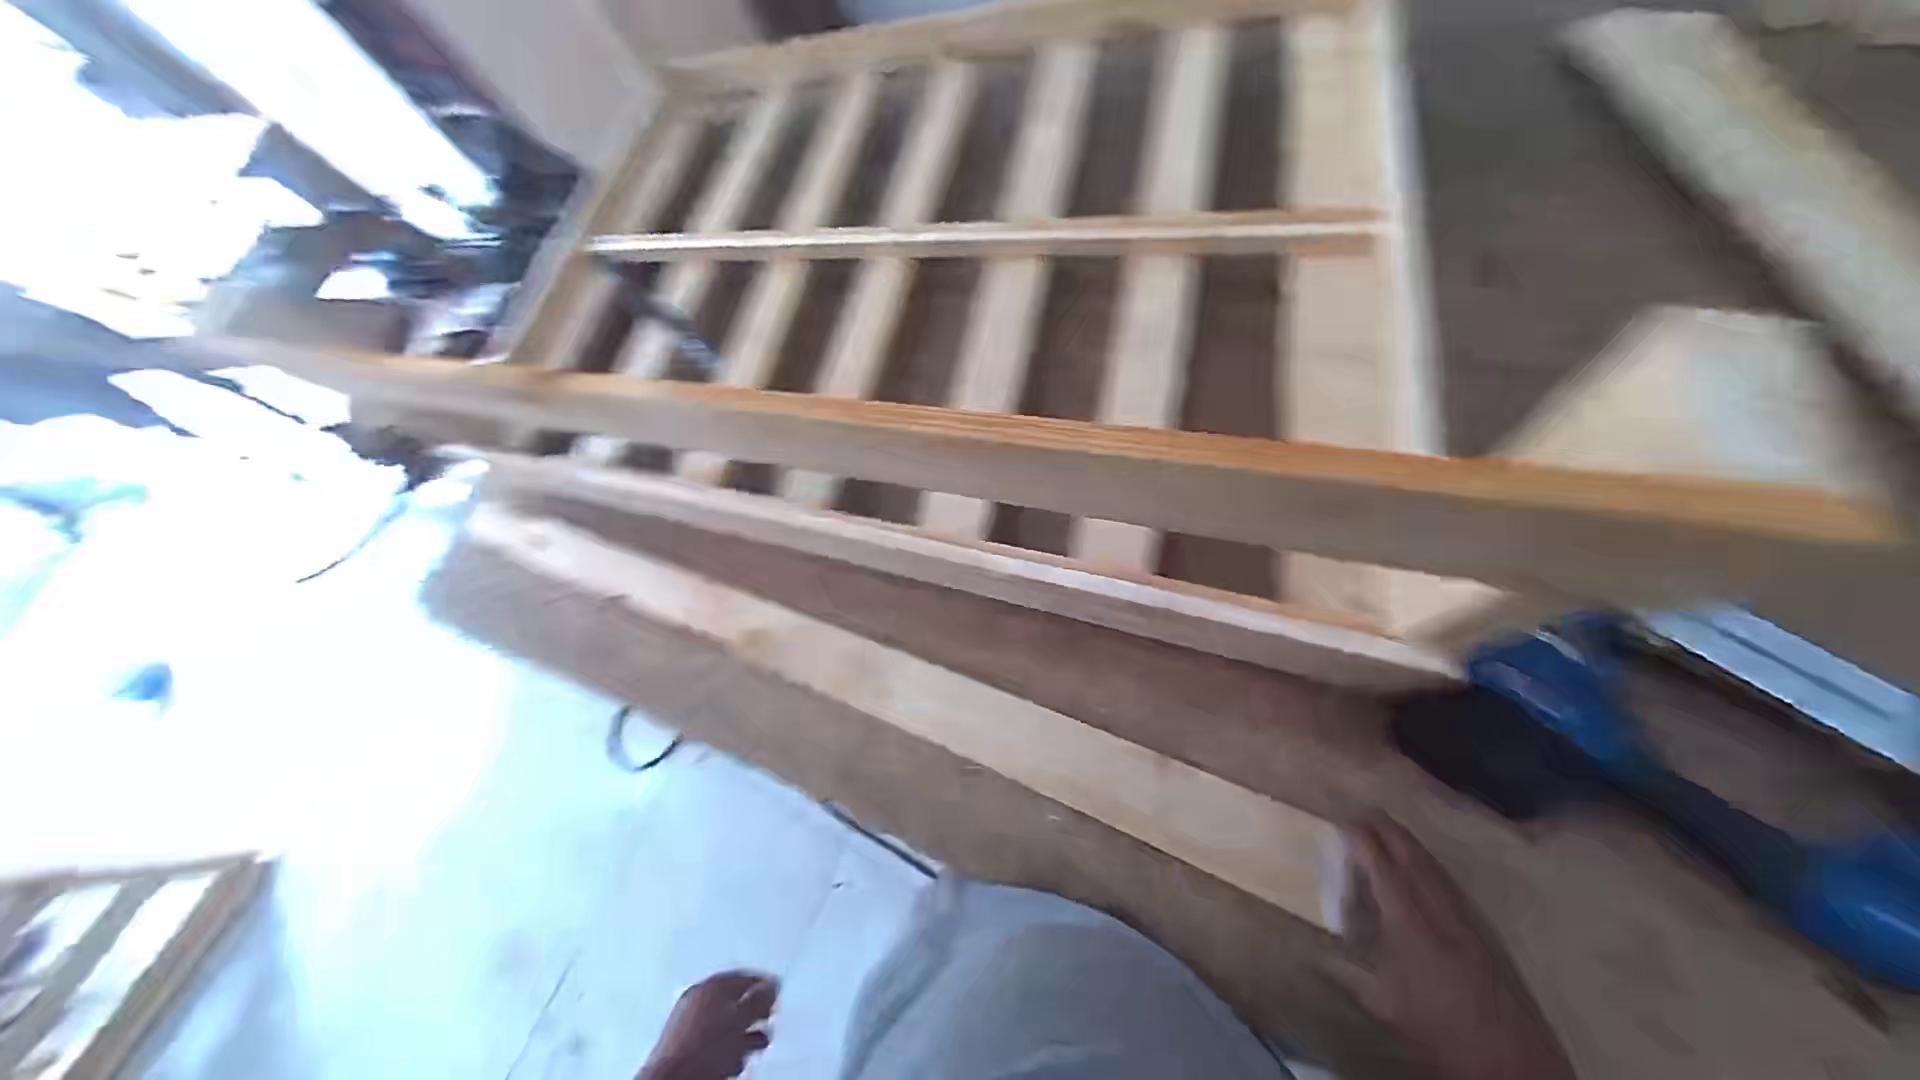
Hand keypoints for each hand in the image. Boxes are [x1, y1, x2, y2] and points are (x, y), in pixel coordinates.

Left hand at [637, 971, 777, 1079]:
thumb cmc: (703, 1049)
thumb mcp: (742, 1018)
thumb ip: (760, 999)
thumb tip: (772, 985)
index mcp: (710, 985)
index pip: (745, 976)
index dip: (764, 985)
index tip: (776, 993)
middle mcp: (696, 999)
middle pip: (734, 1001)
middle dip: (754, 1014)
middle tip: (767, 1019)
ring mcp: (685, 1023)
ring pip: (723, 1023)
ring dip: (742, 1034)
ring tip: (754, 1046)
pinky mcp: (680, 1047)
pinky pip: (711, 1040)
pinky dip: (725, 1047)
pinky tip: (733, 1060)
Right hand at [1324, 817, 1575, 1079]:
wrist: (1517, 1067)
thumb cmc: (1441, 1035)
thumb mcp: (1385, 1009)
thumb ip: (1346, 976)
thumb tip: (1310, 956)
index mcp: (1411, 927)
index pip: (1383, 869)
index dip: (1363, 841)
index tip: (1343, 820)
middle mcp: (1441, 914)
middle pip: (1413, 858)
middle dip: (1387, 829)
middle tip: (1362, 810)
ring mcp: (1469, 921)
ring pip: (1436, 868)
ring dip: (1409, 843)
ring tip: (1386, 827)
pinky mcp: (1487, 934)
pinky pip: (1451, 884)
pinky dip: (1429, 864)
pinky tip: (1423, 866)